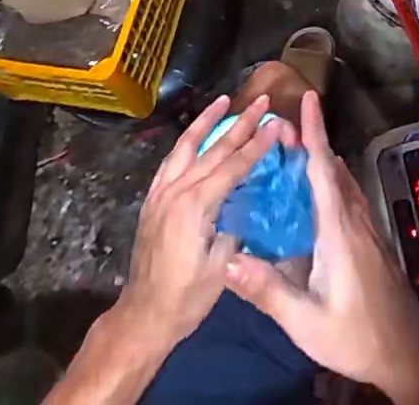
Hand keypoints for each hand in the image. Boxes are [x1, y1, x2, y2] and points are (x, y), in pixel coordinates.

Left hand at [117, 93, 289, 349]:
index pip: (234, 165)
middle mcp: (177, 190)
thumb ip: (236, 224)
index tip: (275, 122)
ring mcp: (161, 193)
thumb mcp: (222, 265)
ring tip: (223, 101)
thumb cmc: (187, 297)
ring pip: (186, 145)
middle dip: (240, 123)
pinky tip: (195, 134)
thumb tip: (253, 197)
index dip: (257, 143)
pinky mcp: (153, 199)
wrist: (143, 317)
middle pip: (214, 148)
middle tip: (261, 101)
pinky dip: (186, 142)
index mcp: (196, 205)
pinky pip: (171, 160)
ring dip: (207, 121)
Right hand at [225, 92, 418, 404]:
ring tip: (290, 151)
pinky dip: (326, 180)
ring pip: (339, 180)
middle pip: (330, 167)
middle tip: (279, 126)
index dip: (314, 130)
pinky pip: (344, 195)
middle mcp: (353, 217)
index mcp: (338, 227)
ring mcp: (363, 226)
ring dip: (318, 159)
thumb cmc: (356, 333)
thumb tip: (227, 259)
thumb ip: (267, 289)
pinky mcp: (366, 238)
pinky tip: (311, 193)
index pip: (323, 167)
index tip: (308, 98)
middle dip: (308, 141)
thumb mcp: (305, 320)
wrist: (406, 350)